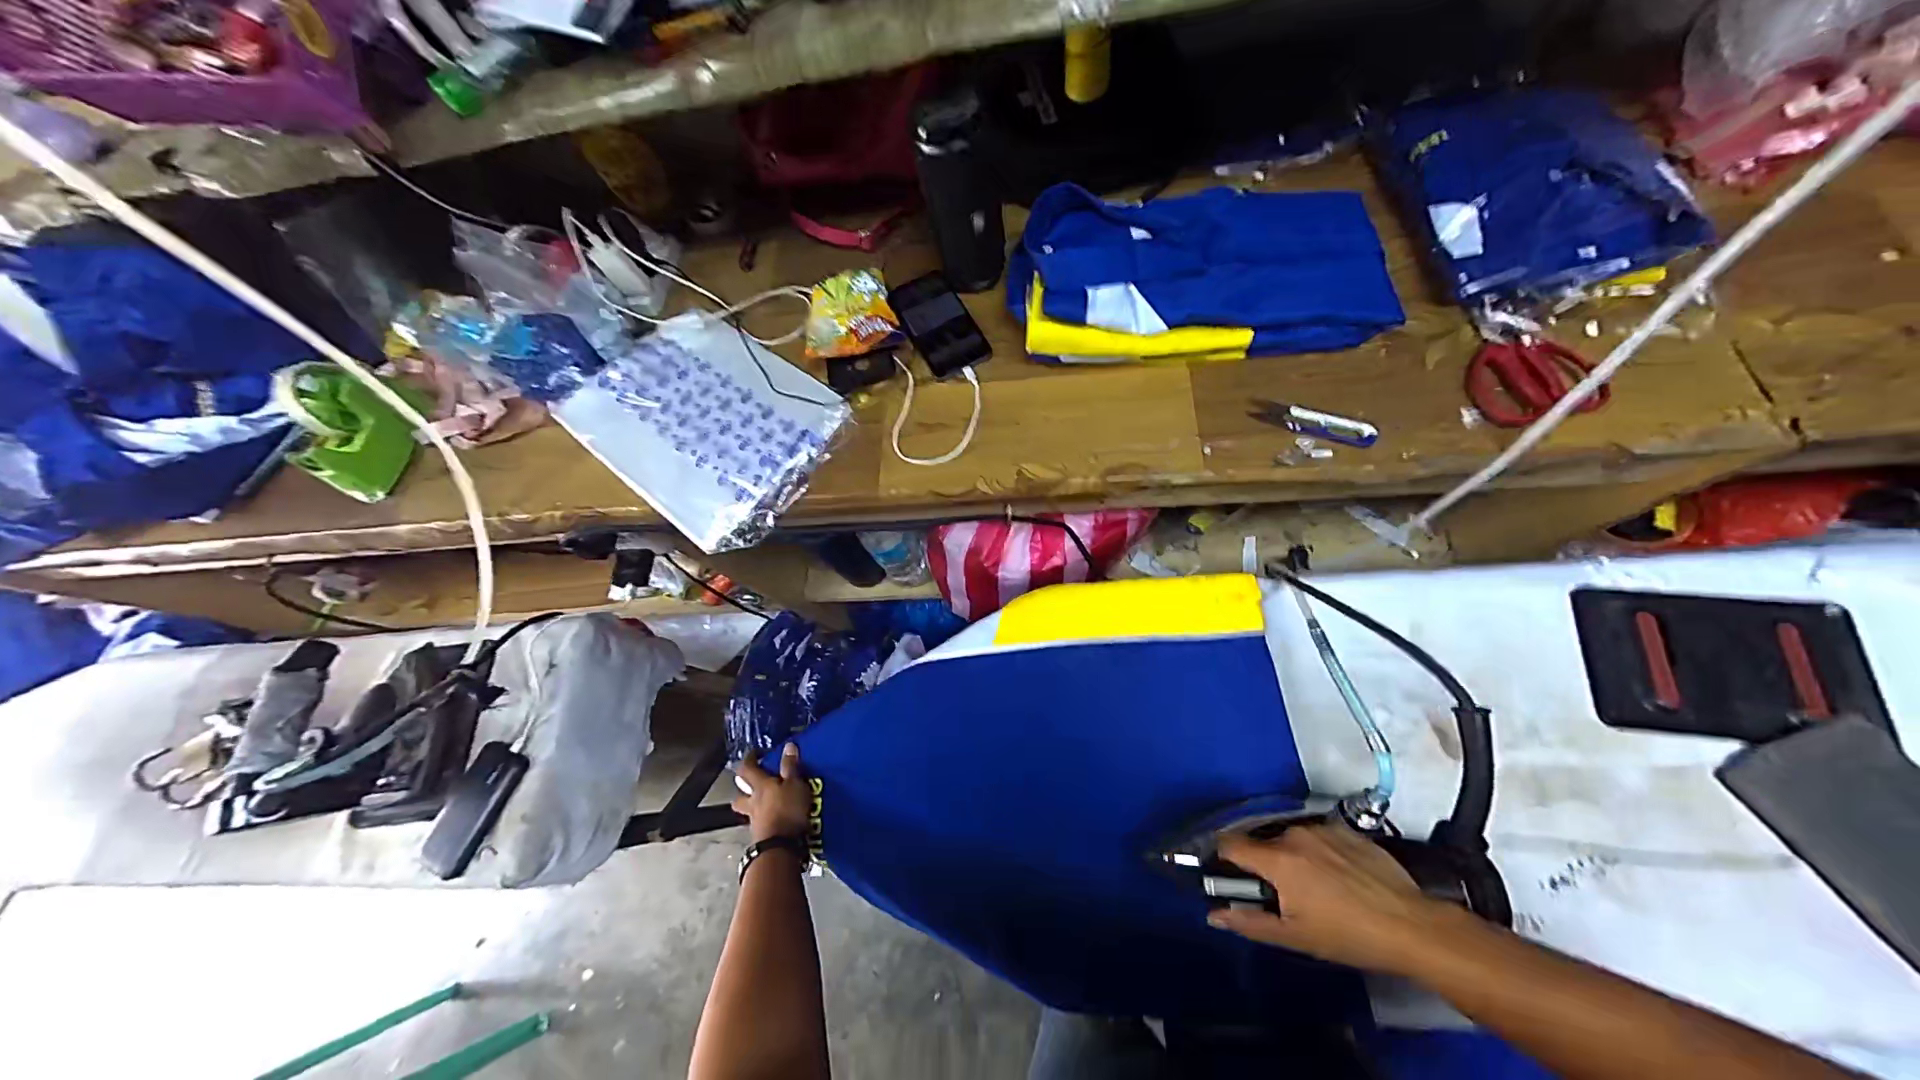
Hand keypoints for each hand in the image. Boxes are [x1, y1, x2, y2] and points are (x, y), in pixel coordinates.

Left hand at [732, 742, 812, 843]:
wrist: (780, 848)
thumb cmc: (788, 811)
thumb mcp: (795, 785)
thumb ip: (791, 767)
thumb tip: (788, 745)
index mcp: (760, 786)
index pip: (747, 769)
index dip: (749, 759)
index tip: (754, 753)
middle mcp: (753, 803)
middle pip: (740, 795)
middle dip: (744, 789)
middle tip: (753, 784)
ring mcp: (755, 821)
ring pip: (747, 810)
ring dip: (752, 806)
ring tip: (765, 805)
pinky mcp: (760, 836)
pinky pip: (759, 823)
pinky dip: (764, 820)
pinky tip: (775, 820)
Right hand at [1206, 823, 1460, 975]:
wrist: (1414, 928)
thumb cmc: (1349, 936)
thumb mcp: (1295, 937)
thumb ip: (1250, 922)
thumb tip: (1215, 915)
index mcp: (1277, 859)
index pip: (1230, 844)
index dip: (1223, 858)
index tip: (1230, 876)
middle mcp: (1294, 835)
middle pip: (1263, 842)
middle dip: (1265, 864)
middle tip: (1284, 894)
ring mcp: (1323, 829)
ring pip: (1292, 839)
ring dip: (1293, 857)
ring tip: (1318, 887)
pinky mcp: (1348, 830)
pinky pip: (1320, 837)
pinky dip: (1321, 852)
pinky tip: (1341, 877)